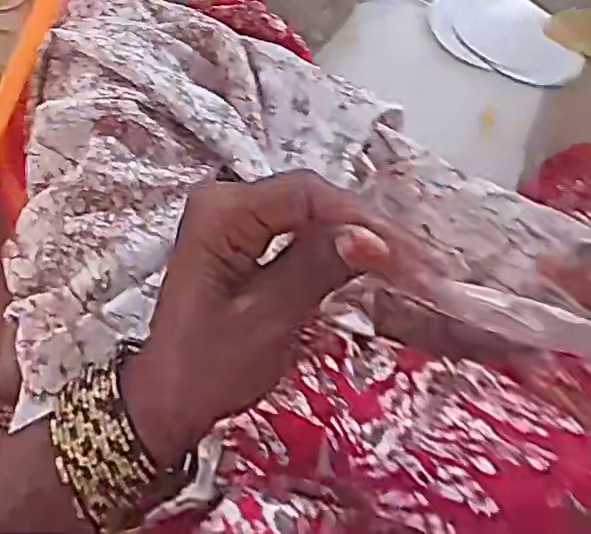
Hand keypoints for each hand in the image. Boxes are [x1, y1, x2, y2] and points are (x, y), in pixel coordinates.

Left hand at [121, 172, 399, 462]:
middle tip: (423, 266)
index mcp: (221, 209)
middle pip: (309, 198)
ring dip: (356, 236)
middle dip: (366, 228)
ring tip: (409, 265)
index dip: (362, 219)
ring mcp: (232, 215)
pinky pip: (295, 228)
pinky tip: (369, 261)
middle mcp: (225, 199)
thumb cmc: (207, 365)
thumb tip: (373, 238)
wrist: (168, 396)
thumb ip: (316, 269)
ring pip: (308, 211)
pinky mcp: (242, 235)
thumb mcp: (267, 319)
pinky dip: (332, 246)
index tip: (413, 257)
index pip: (304, 194)